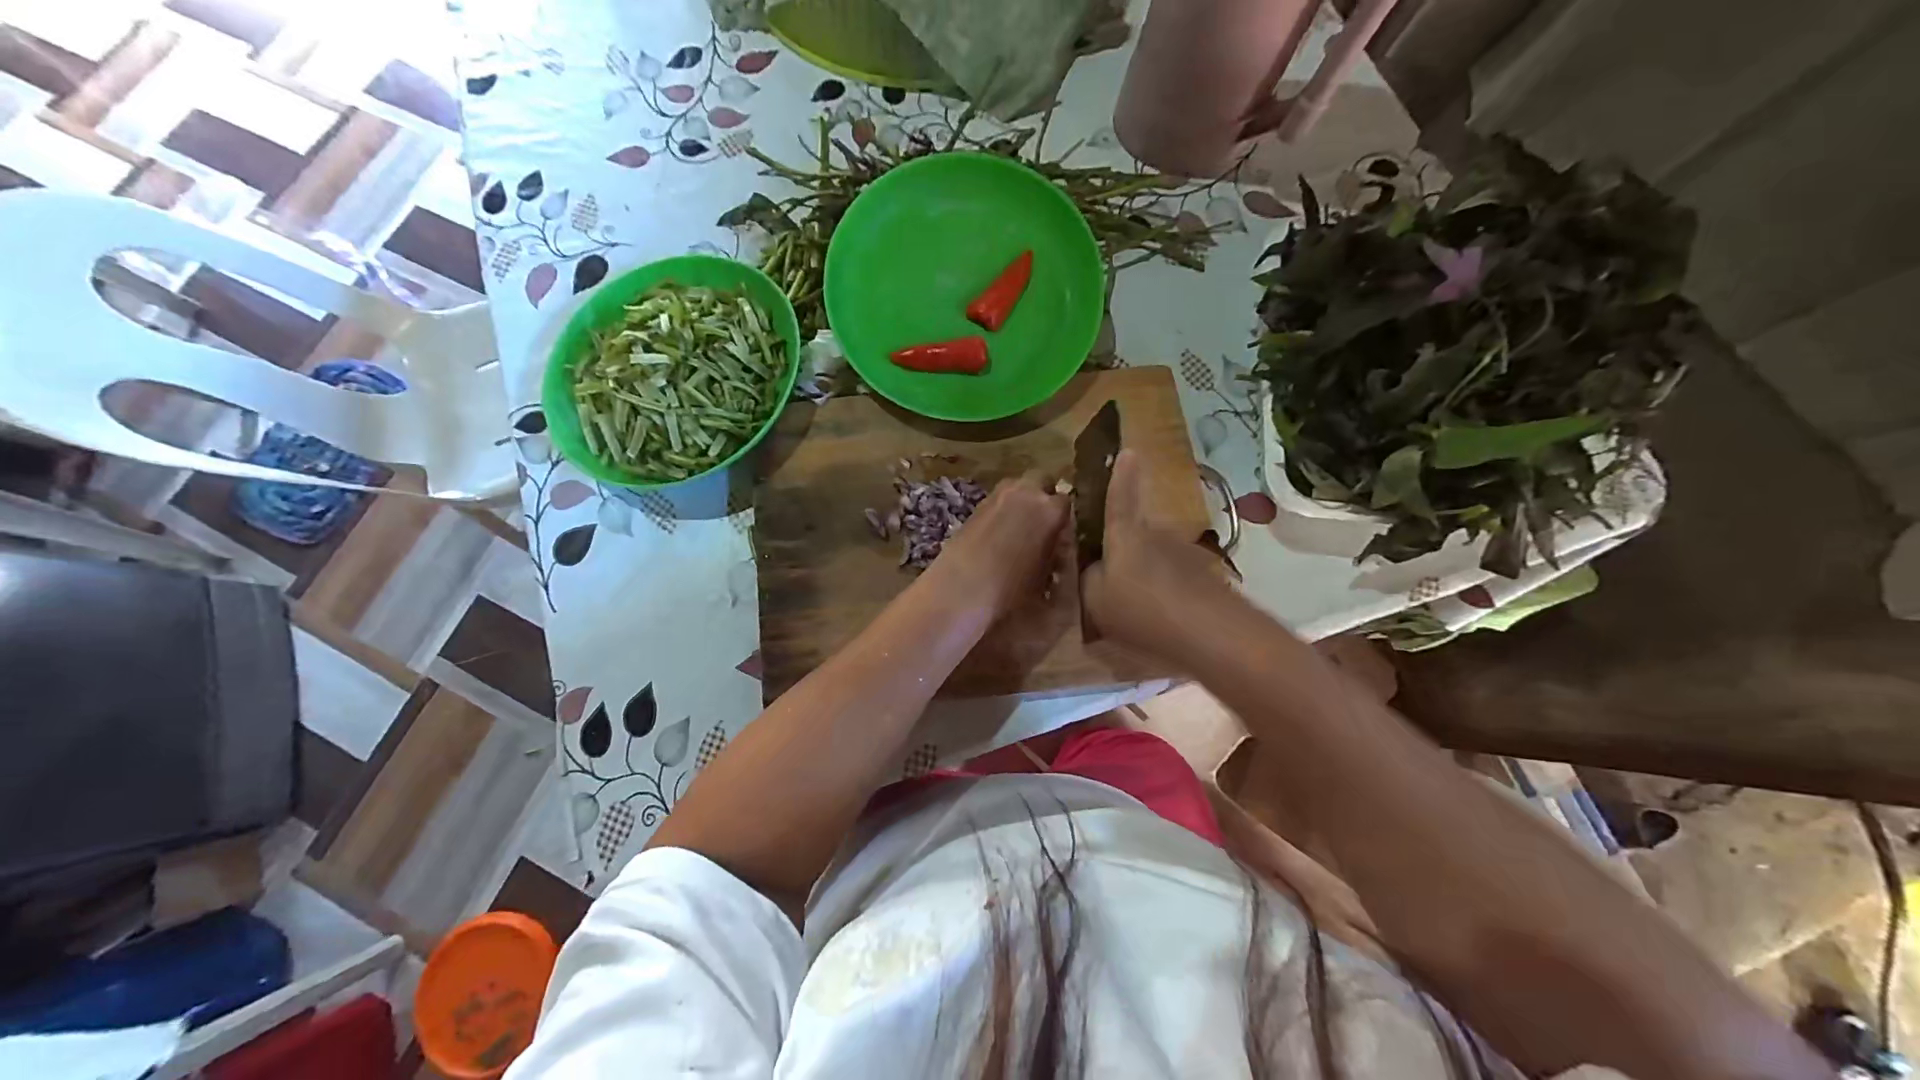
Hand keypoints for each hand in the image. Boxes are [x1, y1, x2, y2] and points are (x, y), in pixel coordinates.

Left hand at [925, 473, 1067, 619]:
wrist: (960, 594)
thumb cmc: (1012, 594)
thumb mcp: (1046, 576)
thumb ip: (1056, 551)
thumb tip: (1056, 543)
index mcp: (1050, 510)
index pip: (1066, 501)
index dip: (1063, 518)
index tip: (1060, 535)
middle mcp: (1024, 493)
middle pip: (1041, 480)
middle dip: (1043, 496)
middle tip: (1041, 525)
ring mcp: (996, 496)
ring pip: (1016, 487)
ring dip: (1021, 500)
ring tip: (1017, 531)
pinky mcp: (974, 506)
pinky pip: (996, 500)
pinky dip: (1001, 511)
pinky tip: (996, 536)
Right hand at [1082, 449, 1240, 662]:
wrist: (1211, 633)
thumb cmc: (1141, 609)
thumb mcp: (1095, 600)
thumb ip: (1089, 579)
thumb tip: (1094, 568)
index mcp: (1125, 534)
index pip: (1120, 496)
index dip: (1122, 474)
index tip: (1130, 450)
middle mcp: (1158, 535)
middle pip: (1137, 533)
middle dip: (1125, 548)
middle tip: (1111, 578)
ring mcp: (1185, 555)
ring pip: (1156, 558)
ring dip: (1146, 574)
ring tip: (1136, 608)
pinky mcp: (1205, 577)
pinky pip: (1175, 579)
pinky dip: (1166, 593)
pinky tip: (1161, 622)